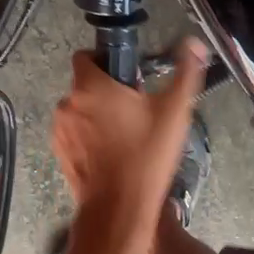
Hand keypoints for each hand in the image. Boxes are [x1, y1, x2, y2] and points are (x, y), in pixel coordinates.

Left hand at [50, 37, 208, 253]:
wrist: (118, 210)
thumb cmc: (146, 156)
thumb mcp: (175, 112)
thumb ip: (186, 72)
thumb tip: (194, 43)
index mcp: (90, 86)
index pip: (86, 56)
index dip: (105, 60)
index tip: (127, 77)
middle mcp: (67, 103)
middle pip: (85, 85)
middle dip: (107, 92)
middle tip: (136, 110)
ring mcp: (60, 131)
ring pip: (79, 111)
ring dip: (97, 116)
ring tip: (126, 135)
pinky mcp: (59, 154)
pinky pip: (74, 135)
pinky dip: (89, 138)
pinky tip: (113, 154)